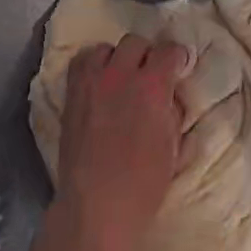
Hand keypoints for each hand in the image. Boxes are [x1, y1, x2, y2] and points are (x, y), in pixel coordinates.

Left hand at [51, 34, 186, 250]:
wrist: (96, 207)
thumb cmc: (144, 184)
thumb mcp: (173, 146)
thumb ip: (174, 112)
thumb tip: (171, 96)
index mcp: (152, 87)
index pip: (168, 51)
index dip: (177, 57)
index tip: (179, 66)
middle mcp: (120, 75)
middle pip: (135, 43)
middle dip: (147, 55)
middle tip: (151, 74)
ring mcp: (91, 83)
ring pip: (107, 48)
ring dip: (118, 58)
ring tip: (122, 77)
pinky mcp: (71, 94)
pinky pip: (82, 62)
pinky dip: (93, 65)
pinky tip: (100, 83)